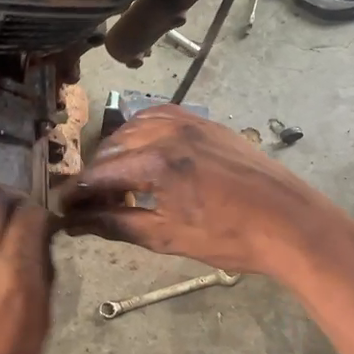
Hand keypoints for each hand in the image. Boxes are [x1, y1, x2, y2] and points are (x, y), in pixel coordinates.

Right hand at [61, 105, 353, 274]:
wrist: (291, 224)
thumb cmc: (230, 239)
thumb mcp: (168, 237)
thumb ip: (118, 224)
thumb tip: (77, 223)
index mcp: (156, 164)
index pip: (99, 174)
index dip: (77, 194)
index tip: (63, 208)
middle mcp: (167, 133)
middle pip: (111, 147)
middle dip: (94, 173)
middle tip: (87, 201)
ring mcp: (190, 122)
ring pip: (133, 126)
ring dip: (116, 150)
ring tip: (114, 179)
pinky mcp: (207, 122)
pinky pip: (160, 115)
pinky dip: (142, 130)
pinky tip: (142, 150)